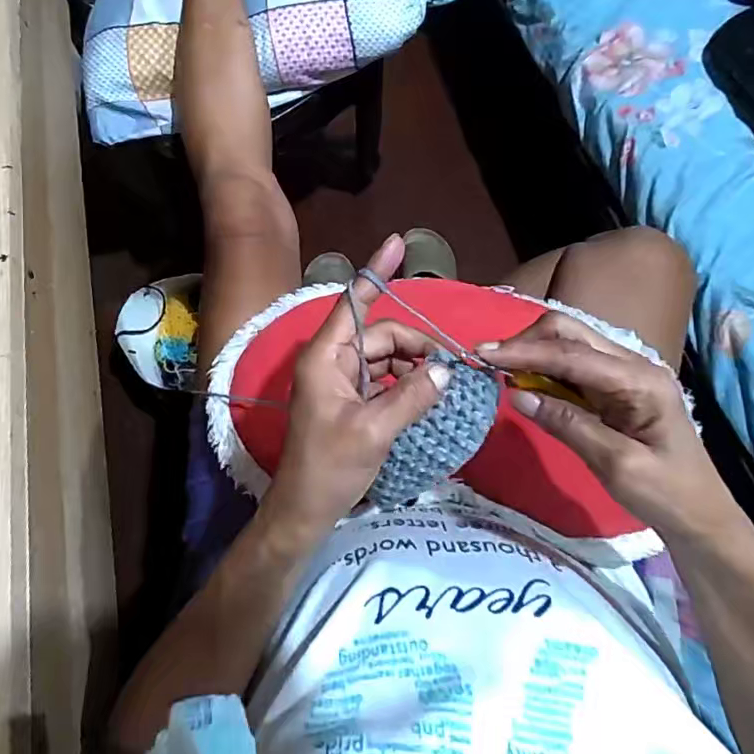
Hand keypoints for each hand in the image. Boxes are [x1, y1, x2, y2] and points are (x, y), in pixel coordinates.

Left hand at [265, 235, 450, 539]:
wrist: (305, 509)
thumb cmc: (329, 467)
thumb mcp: (374, 431)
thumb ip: (411, 396)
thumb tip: (444, 372)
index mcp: (326, 356)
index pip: (353, 302)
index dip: (376, 272)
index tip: (397, 243)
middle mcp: (331, 360)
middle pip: (378, 334)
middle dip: (413, 343)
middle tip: (448, 367)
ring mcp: (338, 380)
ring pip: (383, 356)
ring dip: (411, 365)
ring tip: (441, 383)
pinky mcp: (348, 400)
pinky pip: (381, 378)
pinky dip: (403, 382)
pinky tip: (425, 395)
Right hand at [479, 312, 743, 542]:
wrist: (702, 517)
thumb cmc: (666, 494)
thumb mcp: (616, 465)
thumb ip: (567, 424)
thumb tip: (517, 394)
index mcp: (640, 380)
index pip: (570, 354)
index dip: (524, 351)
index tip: (483, 354)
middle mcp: (633, 365)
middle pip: (569, 332)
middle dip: (526, 342)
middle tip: (488, 361)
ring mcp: (625, 373)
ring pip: (568, 342)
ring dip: (532, 351)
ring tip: (498, 368)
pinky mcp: (615, 386)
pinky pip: (572, 364)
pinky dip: (544, 366)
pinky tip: (524, 379)